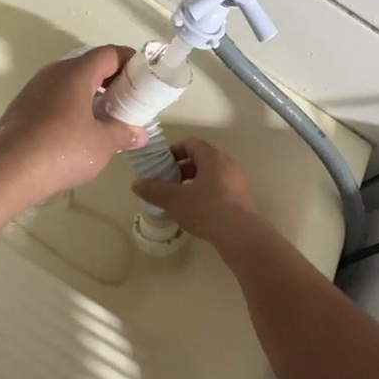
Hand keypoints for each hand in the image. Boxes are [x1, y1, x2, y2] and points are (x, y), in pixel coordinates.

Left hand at [0, 45, 147, 202]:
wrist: (8, 170)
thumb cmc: (62, 150)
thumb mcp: (102, 144)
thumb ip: (123, 133)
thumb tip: (139, 134)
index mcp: (76, 72)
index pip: (109, 54)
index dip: (130, 61)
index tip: (145, 77)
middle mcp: (53, 73)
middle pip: (89, 66)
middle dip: (112, 80)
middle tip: (129, 100)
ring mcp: (34, 89)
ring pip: (70, 82)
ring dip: (91, 94)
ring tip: (107, 117)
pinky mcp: (22, 107)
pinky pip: (55, 97)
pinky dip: (72, 106)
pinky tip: (78, 130)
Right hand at [130, 138, 270, 246]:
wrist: (241, 234)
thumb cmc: (206, 208)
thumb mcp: (175, 200)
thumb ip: (155, 190)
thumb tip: (136, 184)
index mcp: (212, 157)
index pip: (191, 144)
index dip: (173, 151)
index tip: (161, 165)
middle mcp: (227, 164)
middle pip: (201, 160)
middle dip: (181, 170)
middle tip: (166, 183)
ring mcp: (237, 181)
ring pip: (210, 176)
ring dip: (193, 184)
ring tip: (178, 199)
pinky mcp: (242, 199)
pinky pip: (219, 189)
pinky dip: (205, 194)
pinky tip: (195, 212)